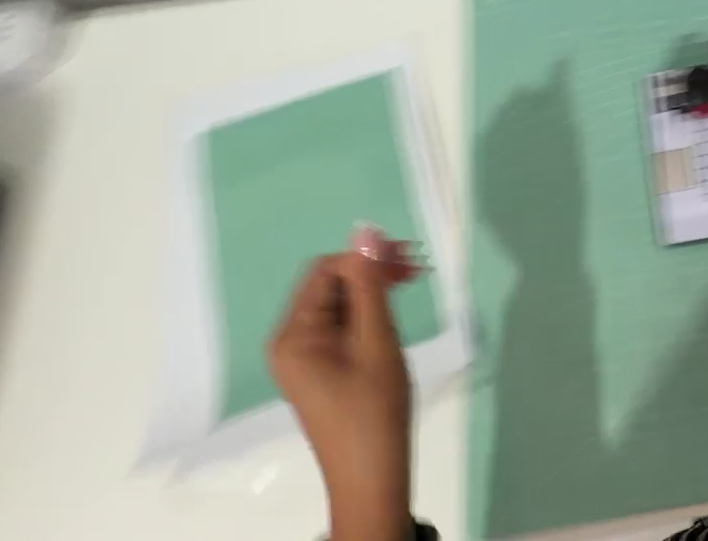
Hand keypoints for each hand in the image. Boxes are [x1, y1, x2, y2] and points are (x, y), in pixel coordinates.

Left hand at [267, 228, 421, 540]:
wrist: (373, 477)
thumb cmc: (374, 407)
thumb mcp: (377, 338)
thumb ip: (370, 282)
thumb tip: (365, 230)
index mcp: (294, 334)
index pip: (327, 271)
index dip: (367, 257)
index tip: (410, 257)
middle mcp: (290, 341)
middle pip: (332, 284)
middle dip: (373, 270)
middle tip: (417, 267)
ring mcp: (304, 357)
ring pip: (340, 302)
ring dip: (375, 288)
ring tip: (413, 283)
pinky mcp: (321, 368)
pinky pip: (342, 323)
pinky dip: (369, 311)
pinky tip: (394, 312)